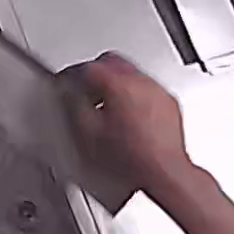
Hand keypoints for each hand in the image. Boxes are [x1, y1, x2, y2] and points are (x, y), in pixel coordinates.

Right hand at [62, 52, 200, 198]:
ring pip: (130, 71)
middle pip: (110, 61)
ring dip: (114, 81)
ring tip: (104, 103)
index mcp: (119, 85)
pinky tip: (126, 113)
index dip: (71, 75)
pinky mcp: (168, 101)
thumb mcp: (89, 132)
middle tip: (84, 87)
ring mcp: (157, 90)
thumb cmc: (131, 158)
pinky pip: (146, 86)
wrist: (162, 173)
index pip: (88, 67)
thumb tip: (69, 92)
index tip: (66, 83)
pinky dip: (133, 93)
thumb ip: (74, 104)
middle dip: (94, 72)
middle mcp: (141, 82)